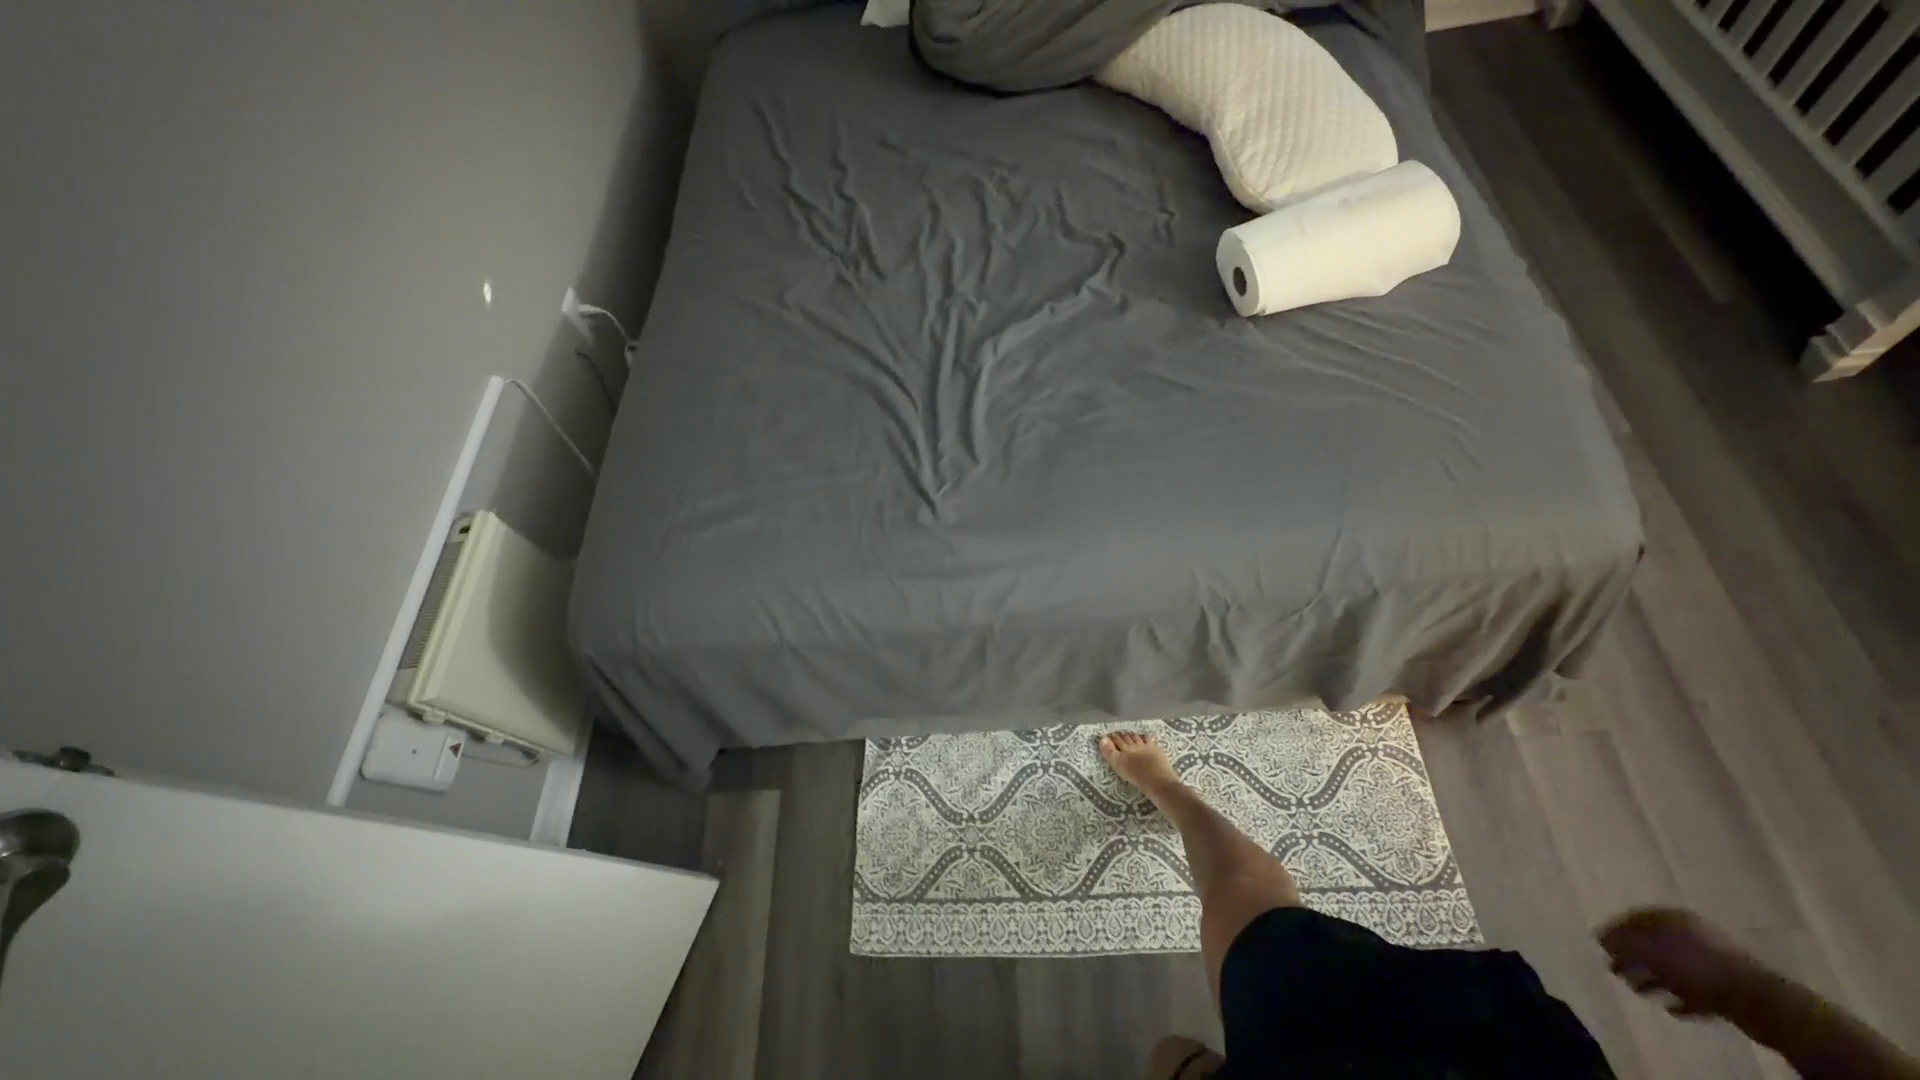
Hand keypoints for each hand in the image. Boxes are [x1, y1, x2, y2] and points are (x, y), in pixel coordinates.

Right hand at [1598, 907, 1762, 1019]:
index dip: (1615, 929)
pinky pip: (1696, 989)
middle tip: (1614, 969)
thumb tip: (1601, 936)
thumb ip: (1622, 943)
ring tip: (1639, 991)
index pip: (1636, 917)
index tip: (1599, 944)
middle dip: (1633, 957)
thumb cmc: (1697, 968)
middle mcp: (1694, 933)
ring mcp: (1714, 959)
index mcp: (1675, 918)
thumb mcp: (1651, 952)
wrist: (1760, 1001)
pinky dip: (1681, 996)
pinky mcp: (1728, 985)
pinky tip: (1671, 1007)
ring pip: (1673, 967)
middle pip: (1654, 942)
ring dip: (1653, 978)